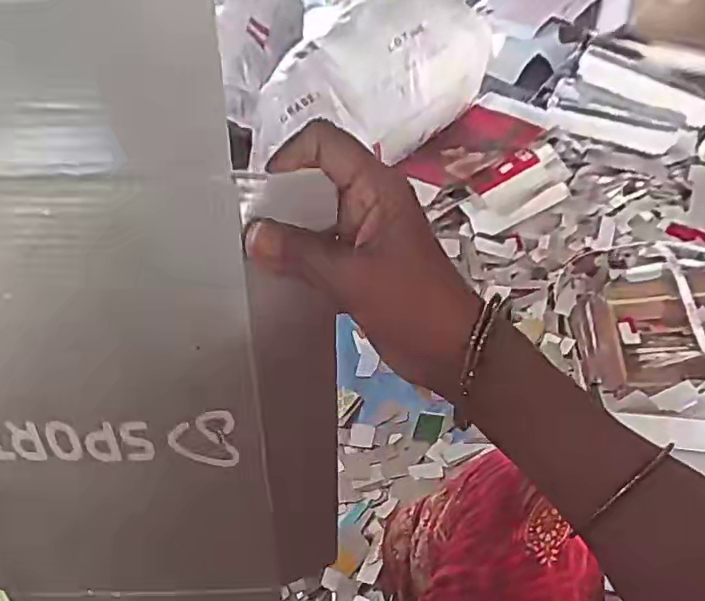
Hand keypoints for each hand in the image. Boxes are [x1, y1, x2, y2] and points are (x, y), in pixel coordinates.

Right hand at [245, 120, 482, 398]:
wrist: (453, 352)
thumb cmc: (414, 308)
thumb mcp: (354, 279)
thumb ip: (301, 255)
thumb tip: (252, 236)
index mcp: (376, 187)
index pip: (322, 143)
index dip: (287, 159)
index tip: (262, 198)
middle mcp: (369, 203)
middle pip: (314, 181)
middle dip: (281, 202)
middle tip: (252, 233)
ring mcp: (366, 236)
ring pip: (316, 220)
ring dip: (289, 236)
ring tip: (260, 258)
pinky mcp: (363, 267)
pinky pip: (324, 253)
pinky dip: (303, 262)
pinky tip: (281, 279)